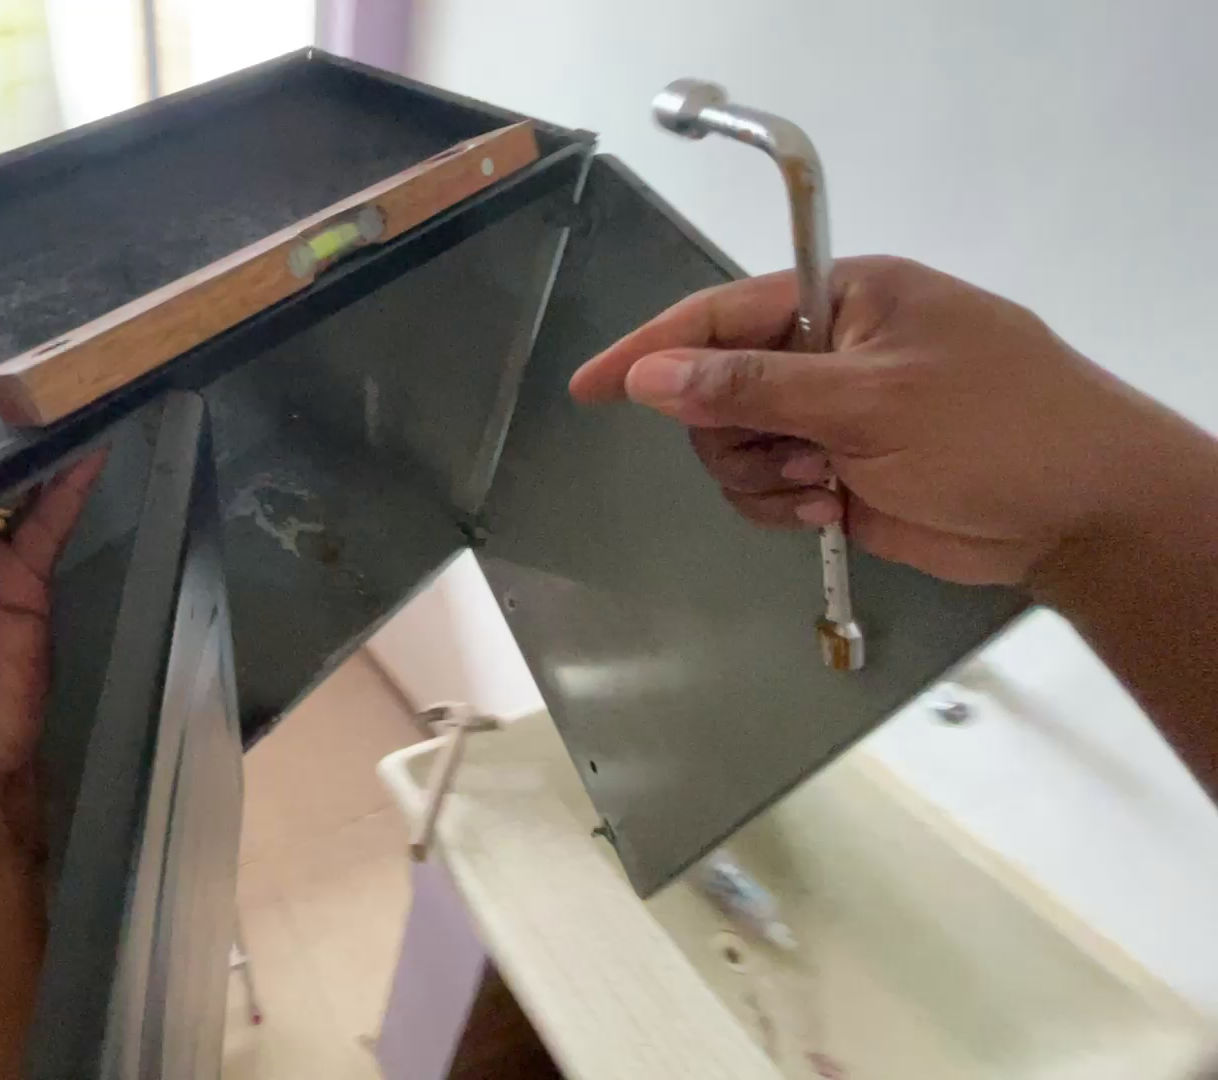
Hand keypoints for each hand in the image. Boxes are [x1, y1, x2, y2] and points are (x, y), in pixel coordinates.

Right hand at [568, 256, 1200, 586]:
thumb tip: (646, 377)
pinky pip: (750, 483)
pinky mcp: (819, 464)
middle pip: (708, 389)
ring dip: (758, 474)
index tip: (589, 387)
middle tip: (787, 451)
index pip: (715, 317)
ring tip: (822, 483)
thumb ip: (748, 387)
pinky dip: (775, 502)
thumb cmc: (997, 434)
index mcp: (839, 301)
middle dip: (732, 432)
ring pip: (724, 444)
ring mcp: (818, 411)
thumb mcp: (868, 401)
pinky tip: (828, 507)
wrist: (1082, 522)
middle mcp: (818, 351)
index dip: (646, 350)